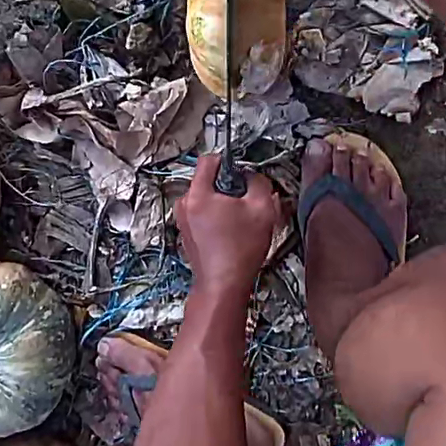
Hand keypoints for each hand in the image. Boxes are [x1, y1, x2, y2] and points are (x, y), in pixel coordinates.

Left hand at [175, 154, 279, 296]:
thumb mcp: (262, 209)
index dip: (229, 162)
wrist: (223, 286)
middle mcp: (185, 205)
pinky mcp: (187, 234)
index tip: (242, 172)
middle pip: (207, 180)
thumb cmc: (240, 250)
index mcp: (198, 194)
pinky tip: (232, 231)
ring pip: (206, 198)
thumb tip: (254, 177)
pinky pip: (202, 214)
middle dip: (228, 186)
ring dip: (223, 202)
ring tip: (241, 219)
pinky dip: (216, 217)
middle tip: (246, 200)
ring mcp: (183, 221)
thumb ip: (259, 183)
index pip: (209, 160)